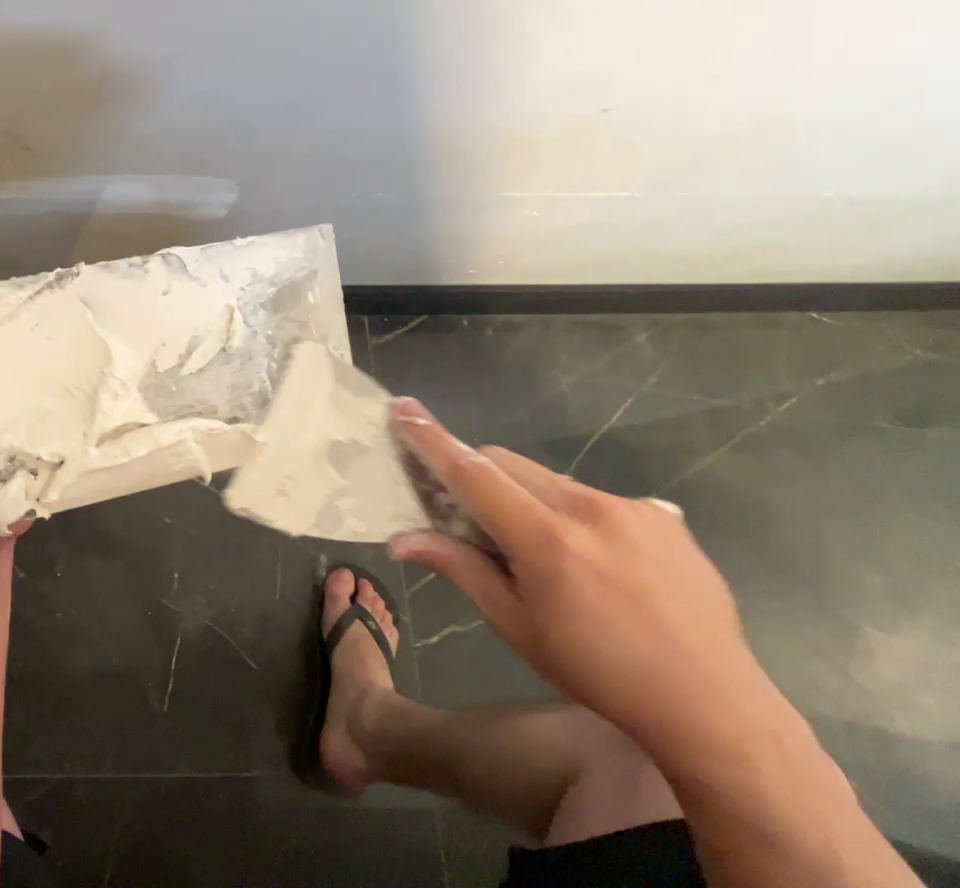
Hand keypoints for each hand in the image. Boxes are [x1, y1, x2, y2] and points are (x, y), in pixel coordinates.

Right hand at [385, 397, 771, 744]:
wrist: (710, 702)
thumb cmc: (595, 670)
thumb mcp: (515, 624)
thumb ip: (460, 568)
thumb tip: (400, 541)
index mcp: (546, 538)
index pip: (473, 474)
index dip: (433, 440)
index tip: (405, 407)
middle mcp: (590, 508)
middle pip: (509, 465)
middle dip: (481, 480)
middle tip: (476, 525)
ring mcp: (634, 508)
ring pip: (553, 481)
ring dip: (530, 500)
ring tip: (549, 558)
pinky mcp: (666, 517)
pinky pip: (599, 499)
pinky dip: (577, 517)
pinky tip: (599, 564)